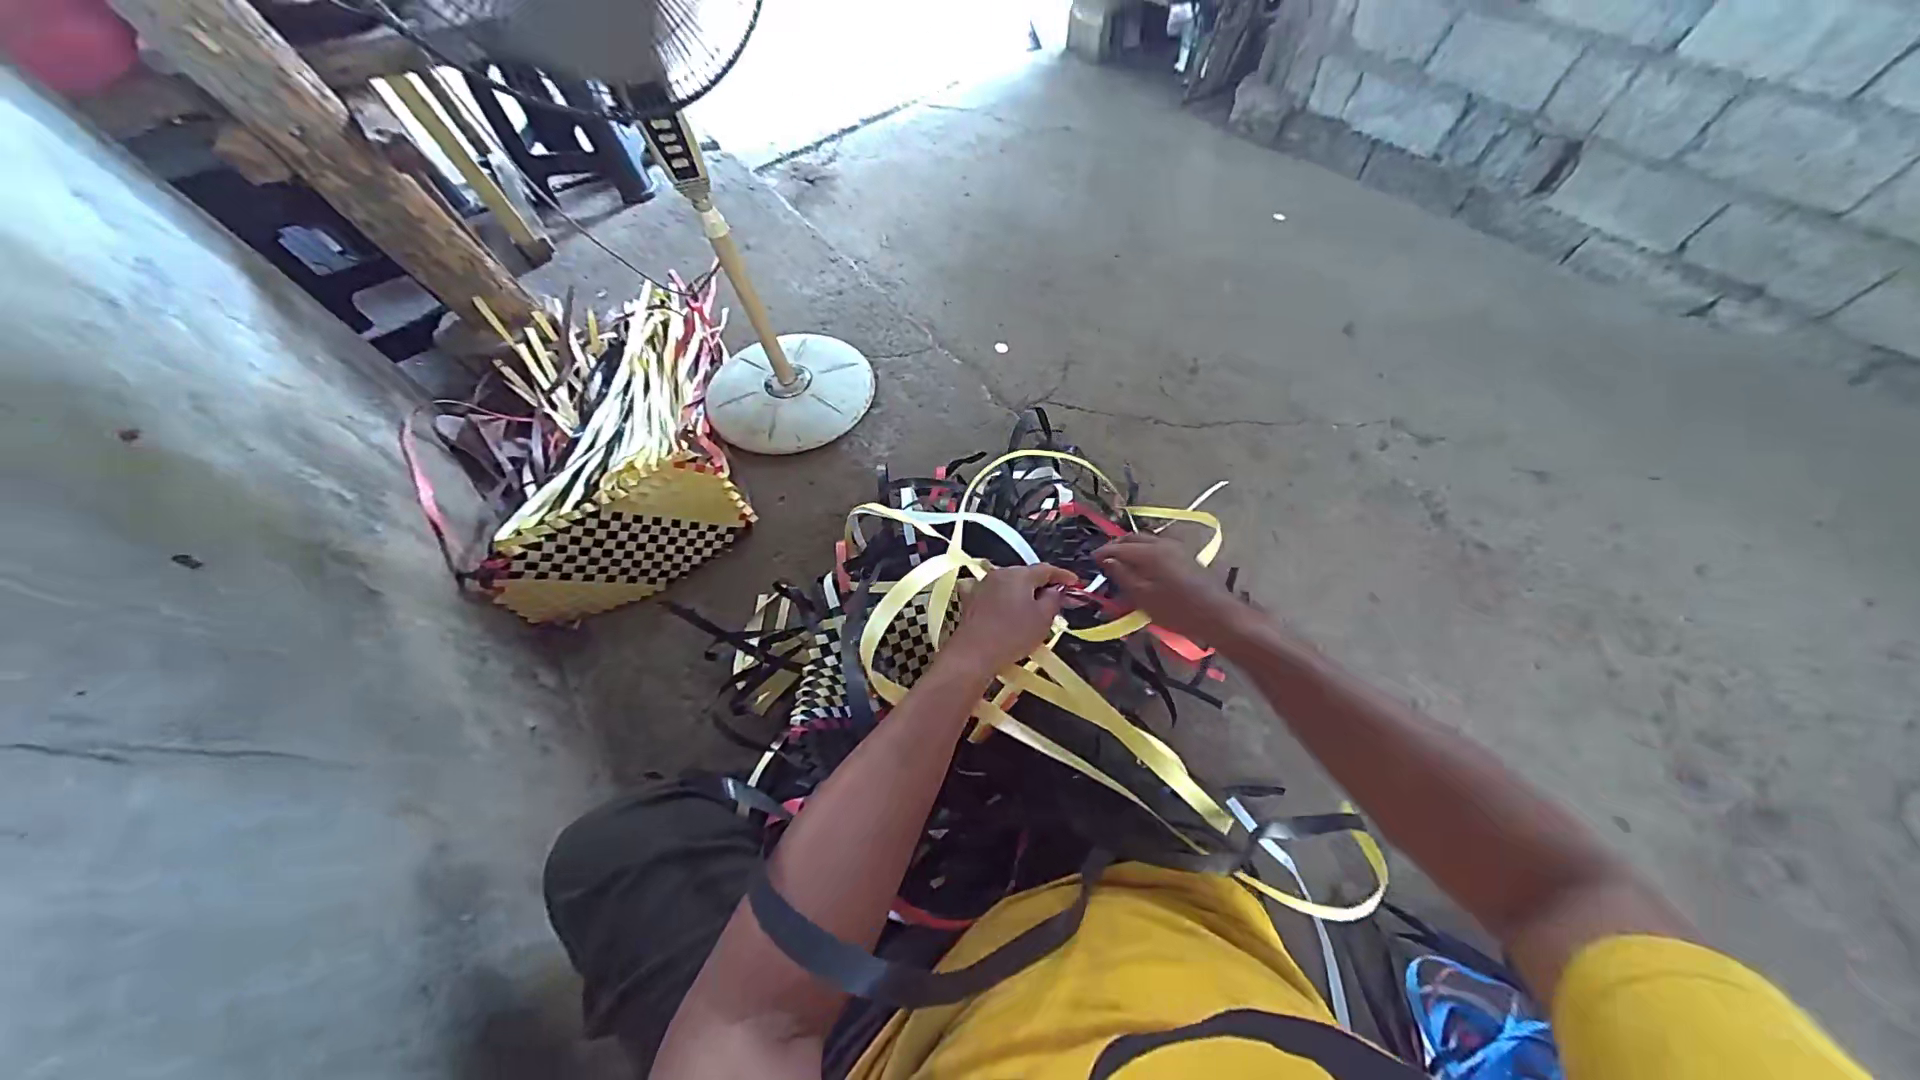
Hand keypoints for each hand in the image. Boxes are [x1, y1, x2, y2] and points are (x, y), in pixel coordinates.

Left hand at [938, 563, 1079, 680]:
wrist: (973, 654)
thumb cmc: (1012, 635)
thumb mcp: (1043, 618)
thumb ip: (1054, 599)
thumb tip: (1055, 590)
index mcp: (1019, 574)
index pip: (1046, 569)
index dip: (1063, 576)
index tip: (1075, 584)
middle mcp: (998, 574)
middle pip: (1026, 575)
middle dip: (1043, 586)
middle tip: (1058, 600)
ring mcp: (981, 585)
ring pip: (1009, 584)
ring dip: (1023, 593)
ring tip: (1034, 609)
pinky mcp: (970, 600)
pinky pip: (992, 594)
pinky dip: (1002, 598)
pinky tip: (1004, 607)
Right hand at [1094, 534, 1249, 644]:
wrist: (1218, 614)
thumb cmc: (1176, 609)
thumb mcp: (1142, 596)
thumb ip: (1122, 575)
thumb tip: (1106, 560)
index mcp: (1149, 552)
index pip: (1118, 547)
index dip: (1102, 552)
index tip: (1091, 560)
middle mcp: (1162, 543)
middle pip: (1132, 537)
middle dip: (1115, 546)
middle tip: (1103, 559)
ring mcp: (1176, 547)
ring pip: (1145, 540)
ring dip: (1130, 547)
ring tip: (1120, 562)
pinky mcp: (1185, 555)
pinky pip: (1156, 546)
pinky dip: (1143, 551)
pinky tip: (1141, 565)